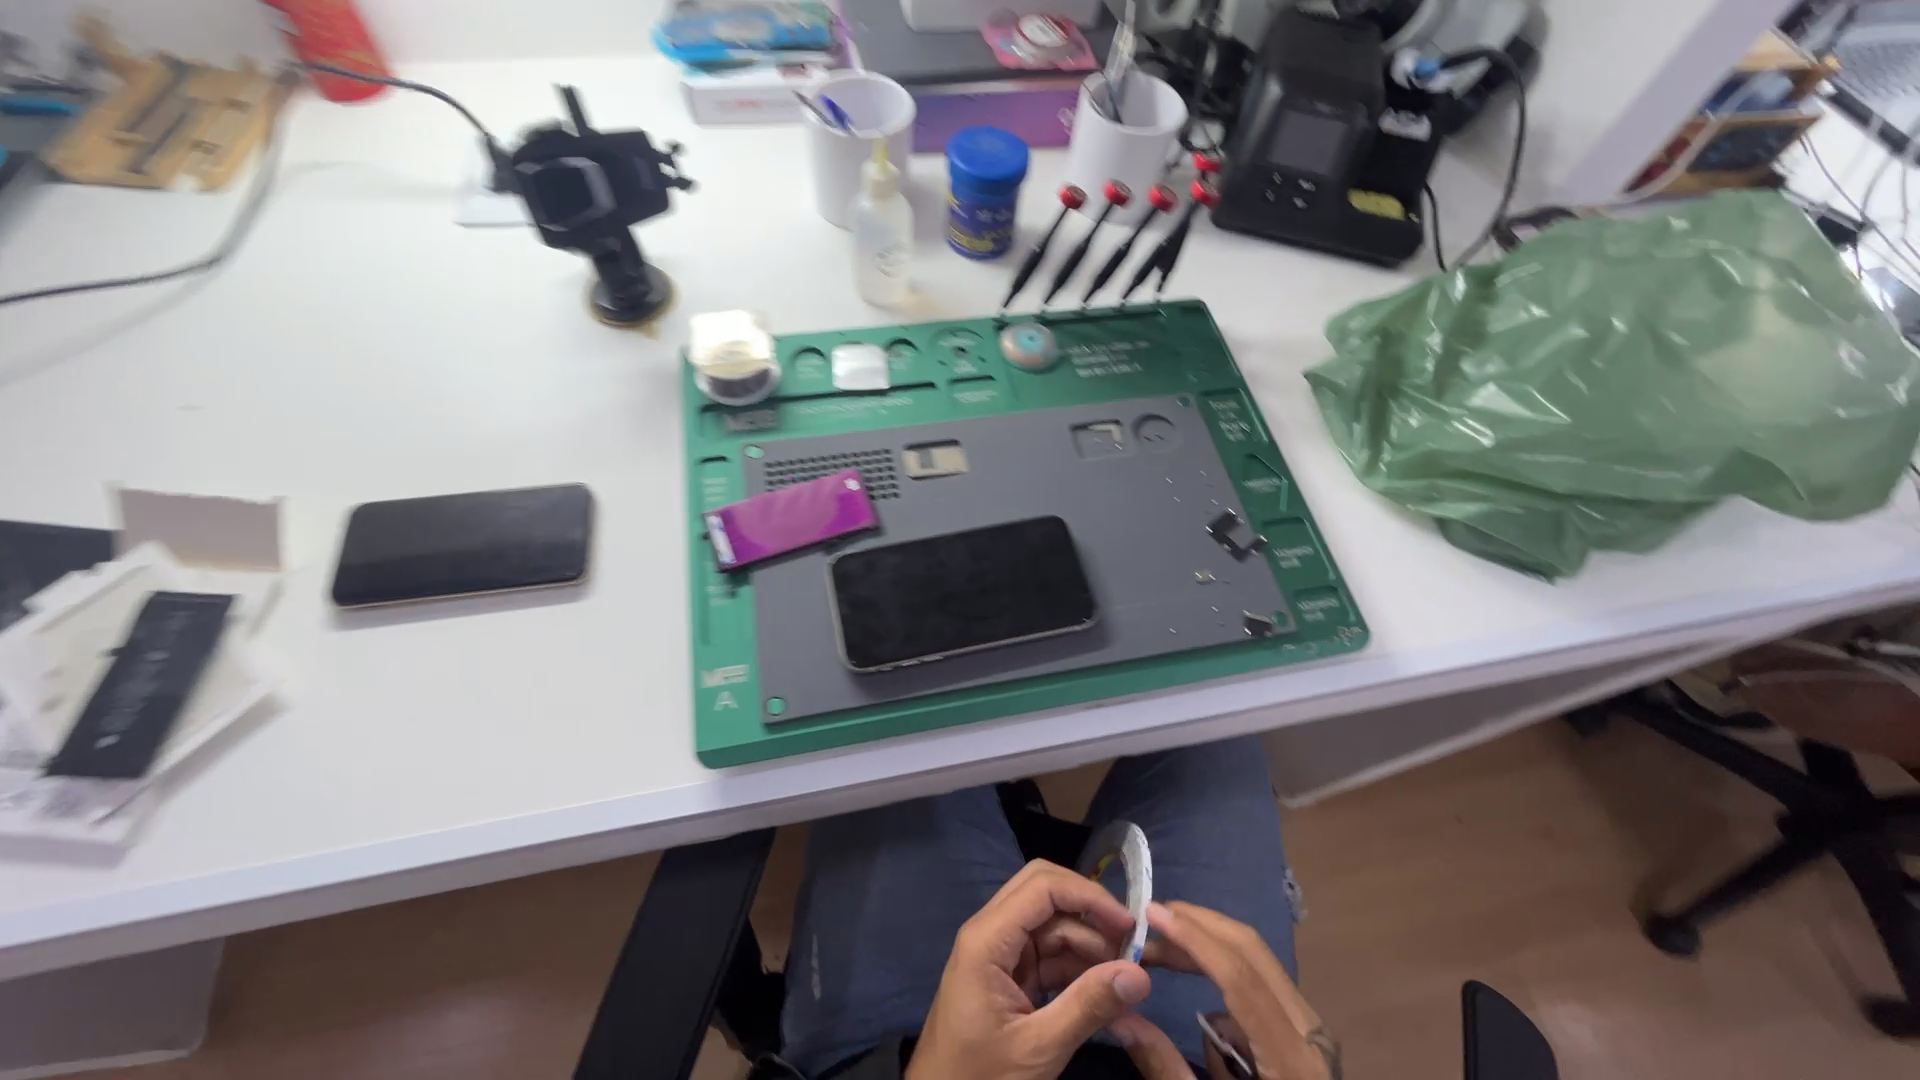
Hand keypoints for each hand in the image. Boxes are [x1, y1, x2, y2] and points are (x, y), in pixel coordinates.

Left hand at [906, 860, 1154, 1079]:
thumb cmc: (979, 1076)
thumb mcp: (1038, 1048)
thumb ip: (1088, 1007)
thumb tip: (1140, 974)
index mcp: (987, 939)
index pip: (1042, 887)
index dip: (1089, 896)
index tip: (1131, 926)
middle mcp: (991, 933)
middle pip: (1046, 894)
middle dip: (1090, 912)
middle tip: (1131, 944)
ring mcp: (1000, 953)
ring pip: (1052, 925)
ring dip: (1090, 944)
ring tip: (1127, 976)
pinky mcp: (1010, 974)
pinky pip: (1050, 954)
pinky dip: (1079, 967)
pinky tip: (1107, 989)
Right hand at [1115, 902, 1336, 1079]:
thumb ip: (1166, 1069)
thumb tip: (1120, 1017)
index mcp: (1293, 1060)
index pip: (1239, 976)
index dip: (1194, 938)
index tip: (1151, 913)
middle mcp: (1311, 1033)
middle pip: (1253, 952)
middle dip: (1198, 925)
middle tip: (1148, 918)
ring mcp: (1313, 1033)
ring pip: (1259, 963)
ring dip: (1208, 946)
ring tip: (1160, 949)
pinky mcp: (1307, 1037)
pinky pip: (1262, 990)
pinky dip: (1225, 979)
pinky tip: (1199, 1007)